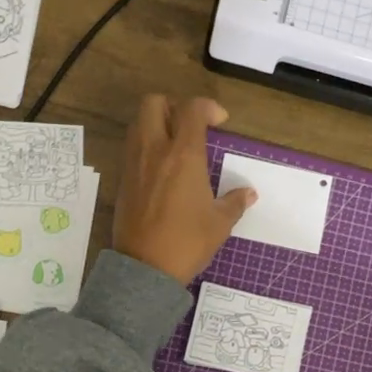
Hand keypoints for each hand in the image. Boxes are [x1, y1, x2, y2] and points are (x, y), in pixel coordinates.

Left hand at [113, 95, 255, 284]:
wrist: (145, 268)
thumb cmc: (187, 242)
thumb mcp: (219, 224)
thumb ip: (234, 202)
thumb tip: (249, 193)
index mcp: (183, 155)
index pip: (192, 109)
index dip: (208, 107)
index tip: (219, 122)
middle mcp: (155, 150)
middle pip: (154, 103)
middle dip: (173, 106)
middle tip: (189, 126)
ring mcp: (134, 164)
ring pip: (139, 123)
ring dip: (157, 124)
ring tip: (174, 146)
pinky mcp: (122, 180)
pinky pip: (132, 148)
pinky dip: (146, 147)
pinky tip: (161, 170)